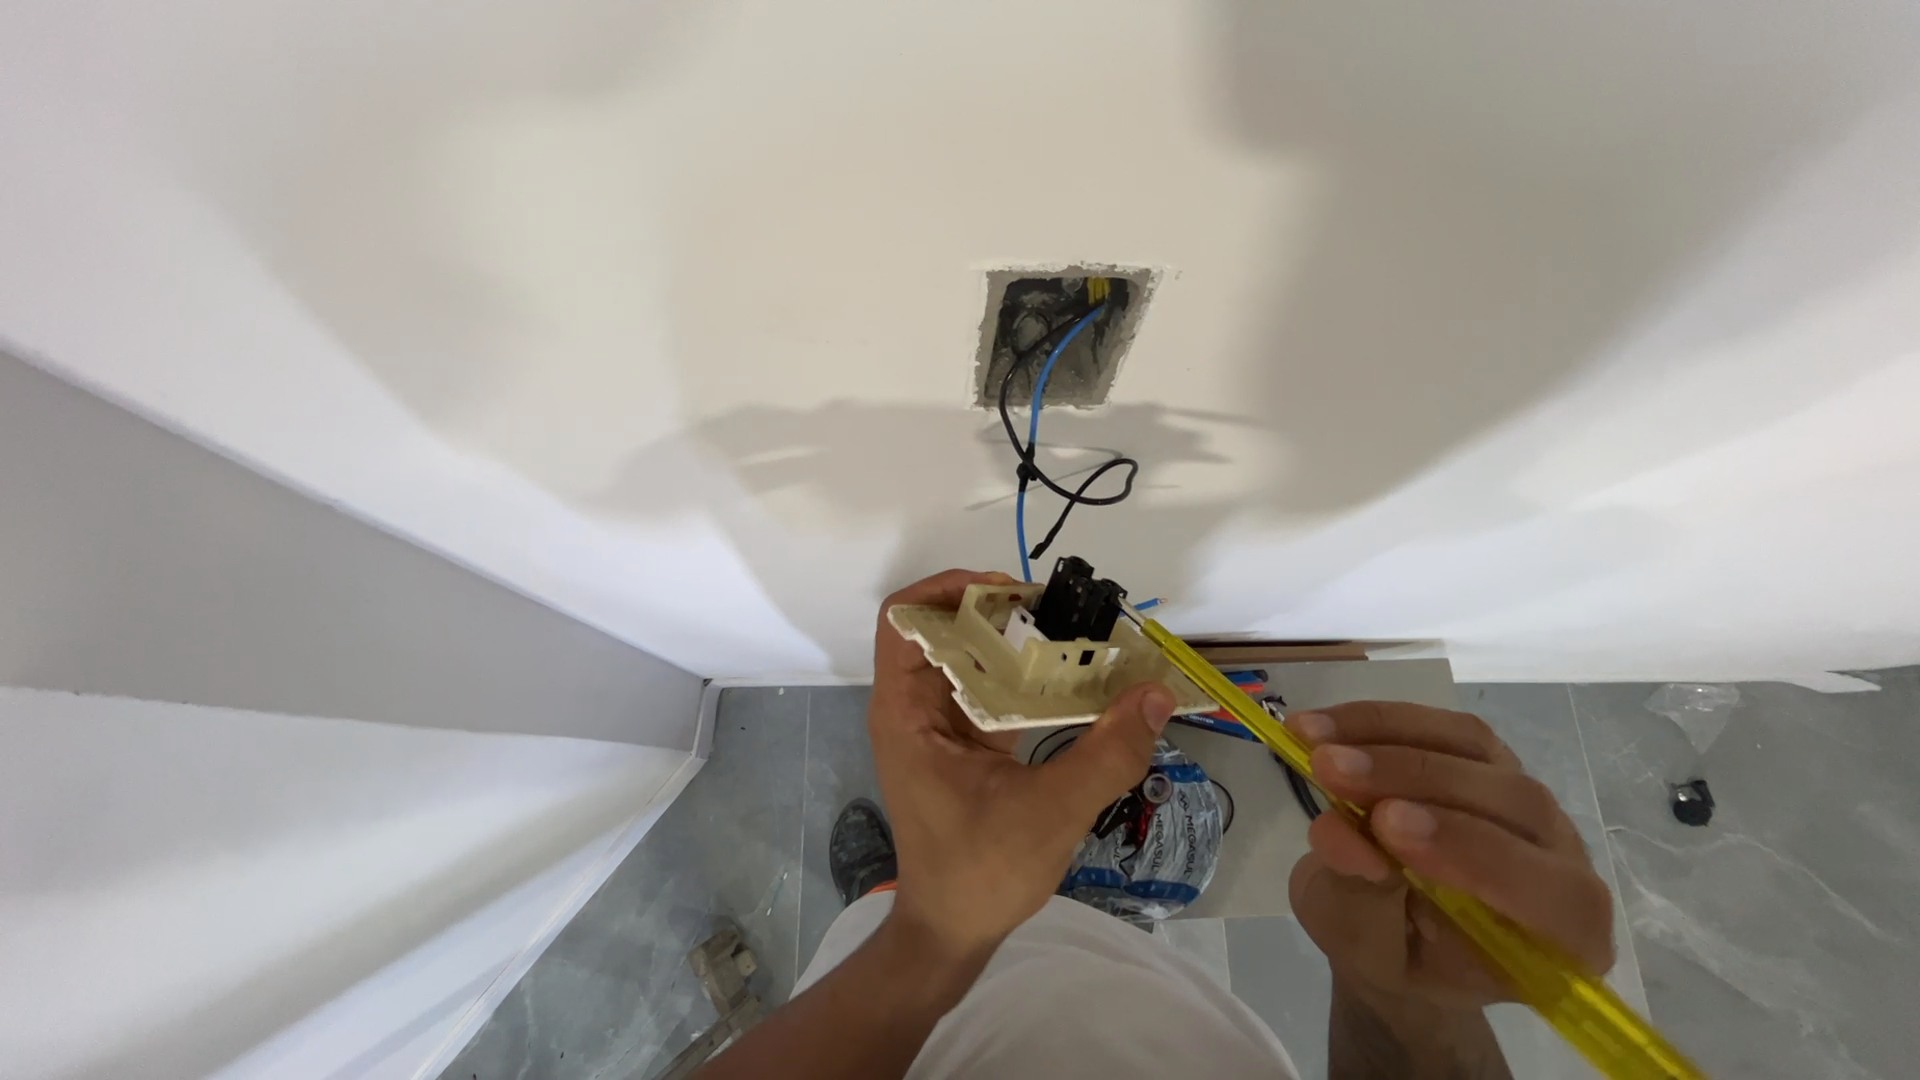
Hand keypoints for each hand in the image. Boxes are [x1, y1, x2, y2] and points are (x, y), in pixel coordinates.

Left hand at [868, 569, 1175, 962]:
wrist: (950, 931)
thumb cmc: (982, 872)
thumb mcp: (1051, 812)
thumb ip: (1108, 753)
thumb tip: (1156, 695)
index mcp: (906, 712)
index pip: (905, 620)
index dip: (949, 590)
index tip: (1009, 594)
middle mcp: (911, 708)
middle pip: (940, 630)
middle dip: (994, 612)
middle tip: (1054, 611)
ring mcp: (934, 724)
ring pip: (966, 657)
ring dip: (1011, 641)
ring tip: (1068, 635)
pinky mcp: (960, 741)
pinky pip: (986, 688)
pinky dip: (1020, 675)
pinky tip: (1065, 677)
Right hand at [1285, 701, 1614, 1011]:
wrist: (1386, 922)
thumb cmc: (1388, 951)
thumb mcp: (1362, 943)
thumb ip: (1361, 898)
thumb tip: (1340, 837)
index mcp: (1559, 938)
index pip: (1552, 893)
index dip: (1476, 853)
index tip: (1386, 827)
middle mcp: (1561, 861)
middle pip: (1512, 802)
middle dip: (1414, 779)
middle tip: (1329, 769)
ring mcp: (1522, 801)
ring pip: (1475, 749)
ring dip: (1386, 736)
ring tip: (1312, 741)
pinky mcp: (1482, 758)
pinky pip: (1439, 725)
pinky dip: (1372, 721)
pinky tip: (1318, 727)